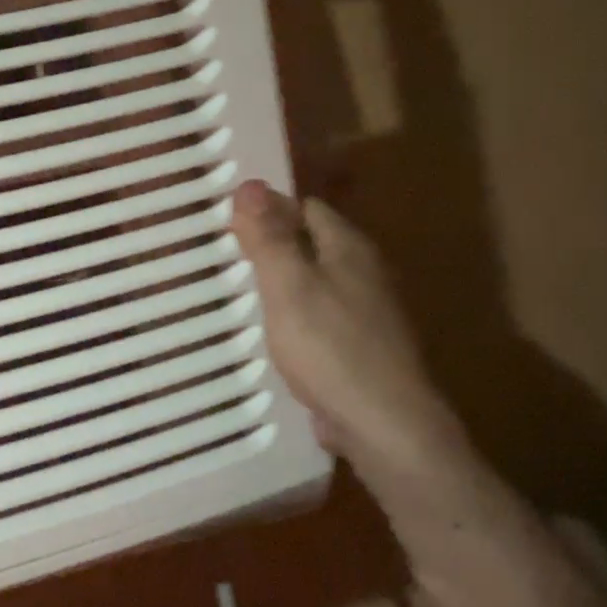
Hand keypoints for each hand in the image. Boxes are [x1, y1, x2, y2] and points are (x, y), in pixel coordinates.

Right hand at [230, 180, 462, 468]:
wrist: (381, 421)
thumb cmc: (330, 348)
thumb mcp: (289, 287)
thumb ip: (269, 239)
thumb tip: (250, 185)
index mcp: (349, 250)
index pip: (307, 208)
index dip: (269, 208)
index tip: (227, 220)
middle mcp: (365, 273)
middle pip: (313, 243)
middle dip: (273, 244)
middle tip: (225, 256)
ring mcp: (366, 312)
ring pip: (317, 281)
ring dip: (283, 282)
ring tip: (240, 293)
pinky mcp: (359, 347)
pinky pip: (321, 316)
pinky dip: (295, 316)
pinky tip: (273, 335)